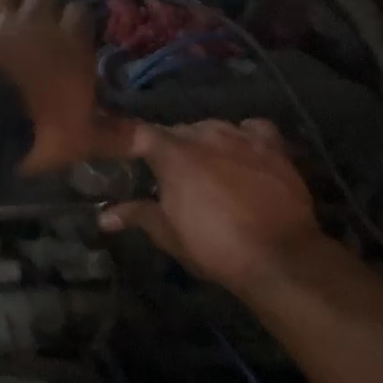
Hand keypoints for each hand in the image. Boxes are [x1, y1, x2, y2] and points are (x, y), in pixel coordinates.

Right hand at [99, 119, 325, 295]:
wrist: (278, 255)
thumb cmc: (215, 248)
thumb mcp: (169, 235)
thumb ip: (137, 216)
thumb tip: (104, 216)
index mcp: (174, 155)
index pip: (141, 133)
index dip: (131, 141)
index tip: (126, 154)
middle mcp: (206, 136)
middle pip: (179, 130)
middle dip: (170, 146)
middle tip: (168, 173)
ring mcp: (243, 137)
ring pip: (214, 127)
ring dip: (204, 141)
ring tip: (205, 164)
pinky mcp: (274, 146)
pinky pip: (252, 129)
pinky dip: (243, 136)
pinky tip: (243, 151)